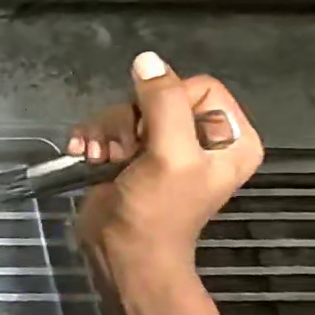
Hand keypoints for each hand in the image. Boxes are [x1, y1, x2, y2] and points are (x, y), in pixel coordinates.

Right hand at [71, 52, 263, 272]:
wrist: (123, 254)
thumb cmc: (157, 210)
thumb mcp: (170, 155)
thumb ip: (163, 104)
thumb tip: (146, 59)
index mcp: (229, 136)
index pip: (197, 87)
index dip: (167, 101)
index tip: (150, 134)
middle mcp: (197, 137)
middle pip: (156, 96)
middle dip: (129, 121)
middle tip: (123, 150)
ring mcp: (159, 146)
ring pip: (125, 111)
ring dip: (104, 131)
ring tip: (100, 157)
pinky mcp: (127, 155)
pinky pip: (105, 127)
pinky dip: (91, 138)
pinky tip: (85, 155)